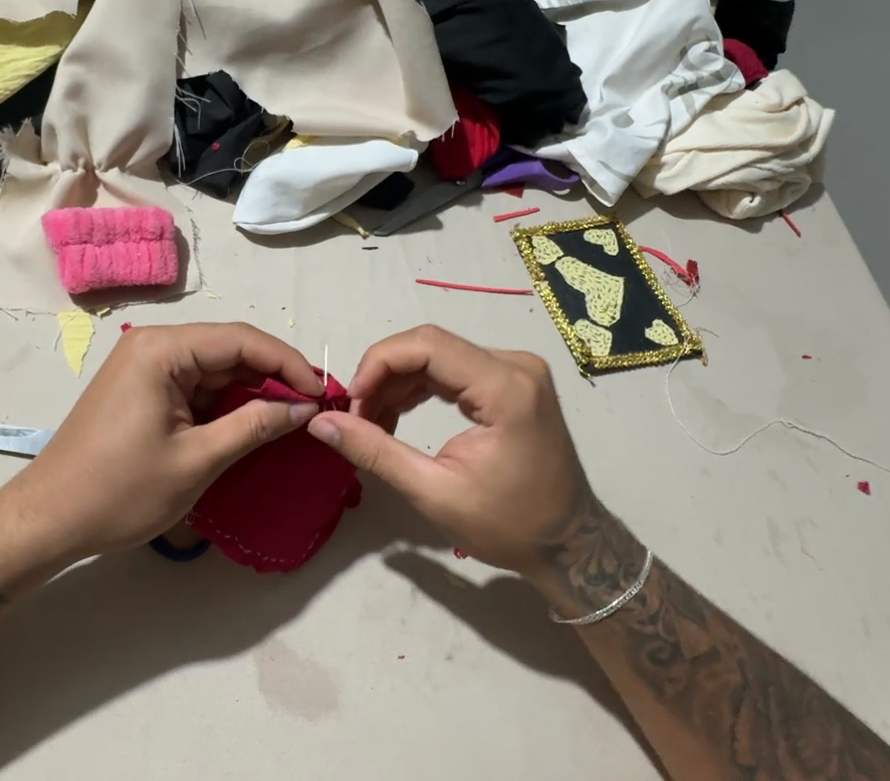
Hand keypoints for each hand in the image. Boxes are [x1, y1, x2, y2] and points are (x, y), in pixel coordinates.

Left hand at [0, 322, 322, 574]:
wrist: (50, 519)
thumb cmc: (120, 491)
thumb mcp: (197, 460)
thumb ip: (254, 426)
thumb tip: (304, 409)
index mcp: (161, 350)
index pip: (240, 339)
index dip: (286, 363)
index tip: (321, 393)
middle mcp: (151, 345)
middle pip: (228, 349)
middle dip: (272, 377)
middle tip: (313, 408)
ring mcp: (144, 366)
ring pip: (214, 368)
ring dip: (250, 392)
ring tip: (291, 418)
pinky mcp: (141, 388)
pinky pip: (194, 385)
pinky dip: (224, 403)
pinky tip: (252, 423)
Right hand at [305, 326, 589, 573]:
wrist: (570, 544)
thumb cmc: (508, 525)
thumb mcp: (433, 492)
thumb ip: (375, 451)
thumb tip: (319, 423)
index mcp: (506, 387)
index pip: (427, 345)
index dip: (378, 364)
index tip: (349, 403)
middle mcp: (514, 365)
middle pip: (429, 346)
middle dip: (382, 376)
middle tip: (353, 418)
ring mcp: (515, 371)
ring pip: (436, 356)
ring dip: (395, 383)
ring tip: (368, 423)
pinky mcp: (510, 382)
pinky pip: (451, 369)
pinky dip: (417, 388)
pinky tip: (394, 417)